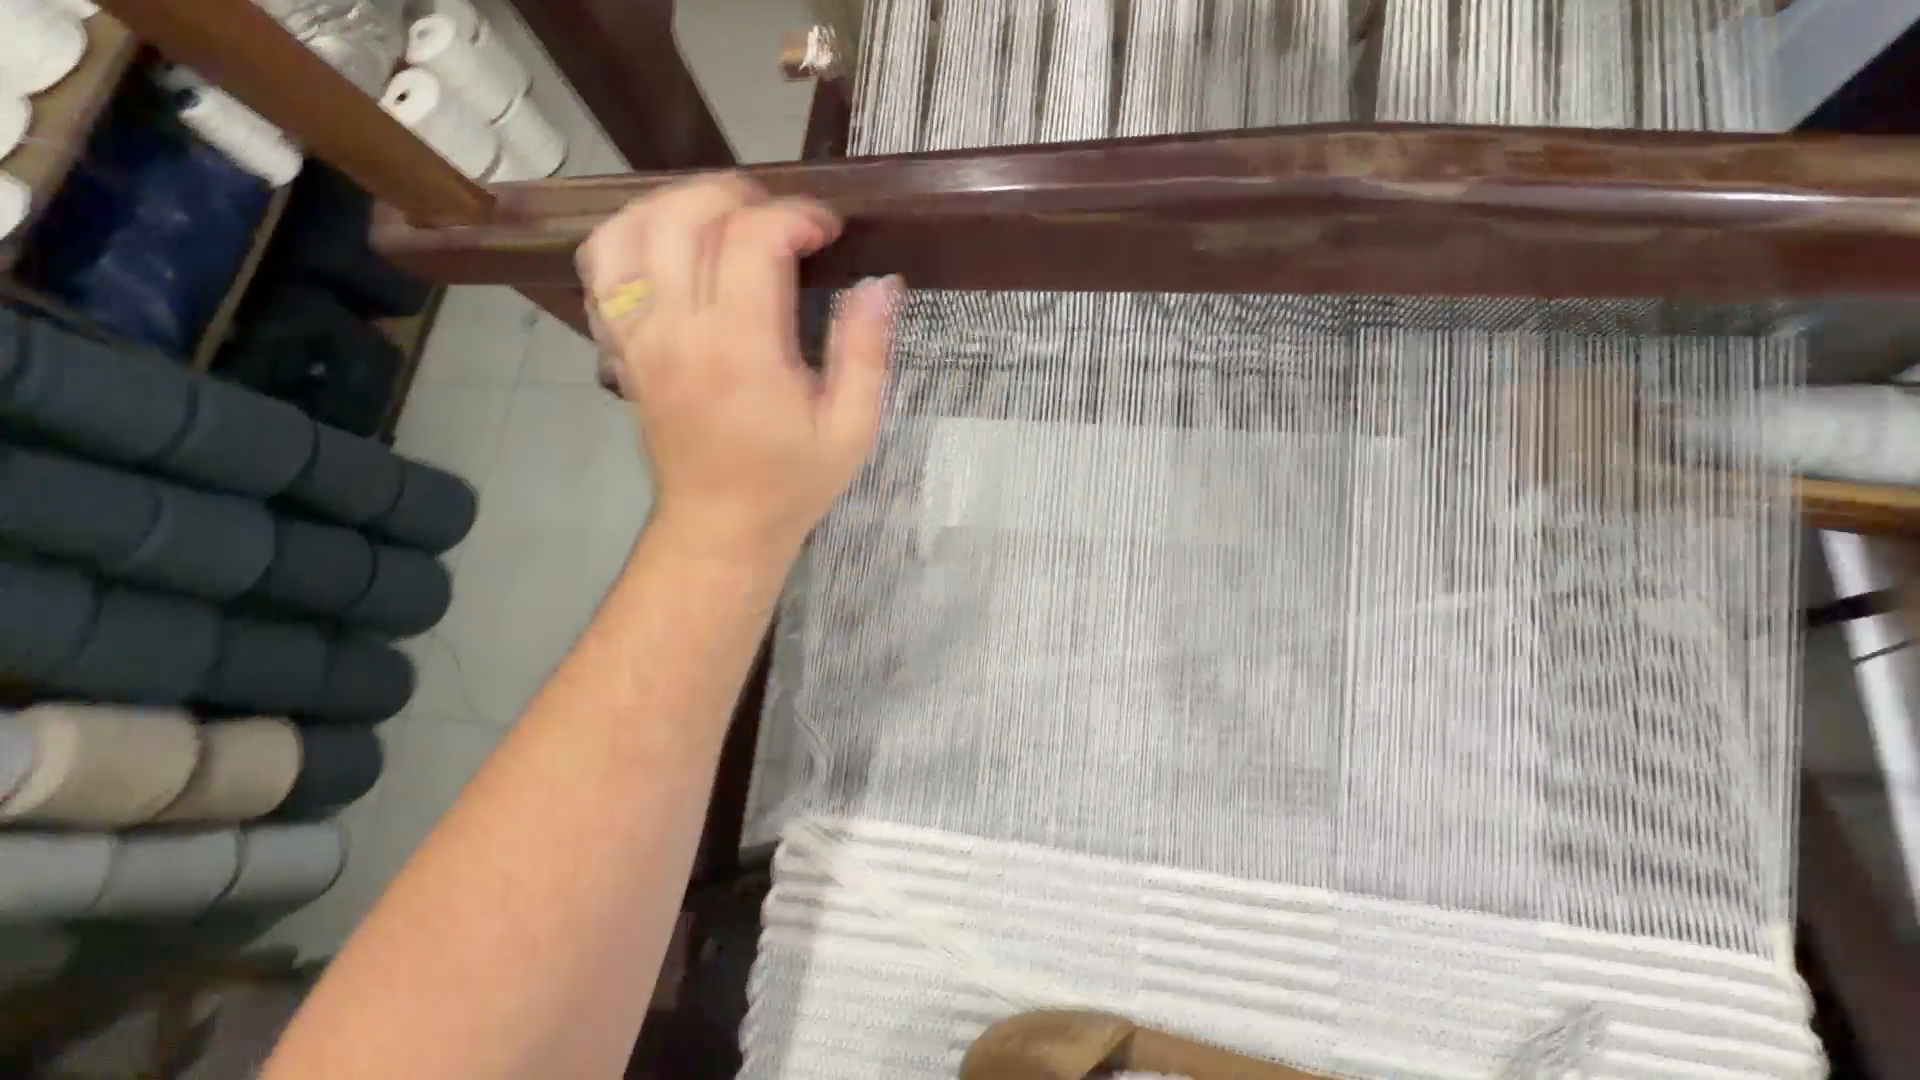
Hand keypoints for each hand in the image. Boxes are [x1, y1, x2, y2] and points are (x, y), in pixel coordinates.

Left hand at [577, 174, 900, 562]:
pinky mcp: (624, 349)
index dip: (795, 215)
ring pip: (628, 232)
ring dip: (675, 205)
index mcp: (741, 350)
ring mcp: (641, 339)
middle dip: (735, 195)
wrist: (721, 527)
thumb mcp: (851, 428)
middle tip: (777, 219)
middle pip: (681, 217)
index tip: (827, 232)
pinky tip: (670, 250)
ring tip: (720, 221)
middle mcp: (680, 333)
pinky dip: (629, 239)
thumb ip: (866, 351)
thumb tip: (882, 282)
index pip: (751, 239)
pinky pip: (601, 272)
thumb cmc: (791, 482)